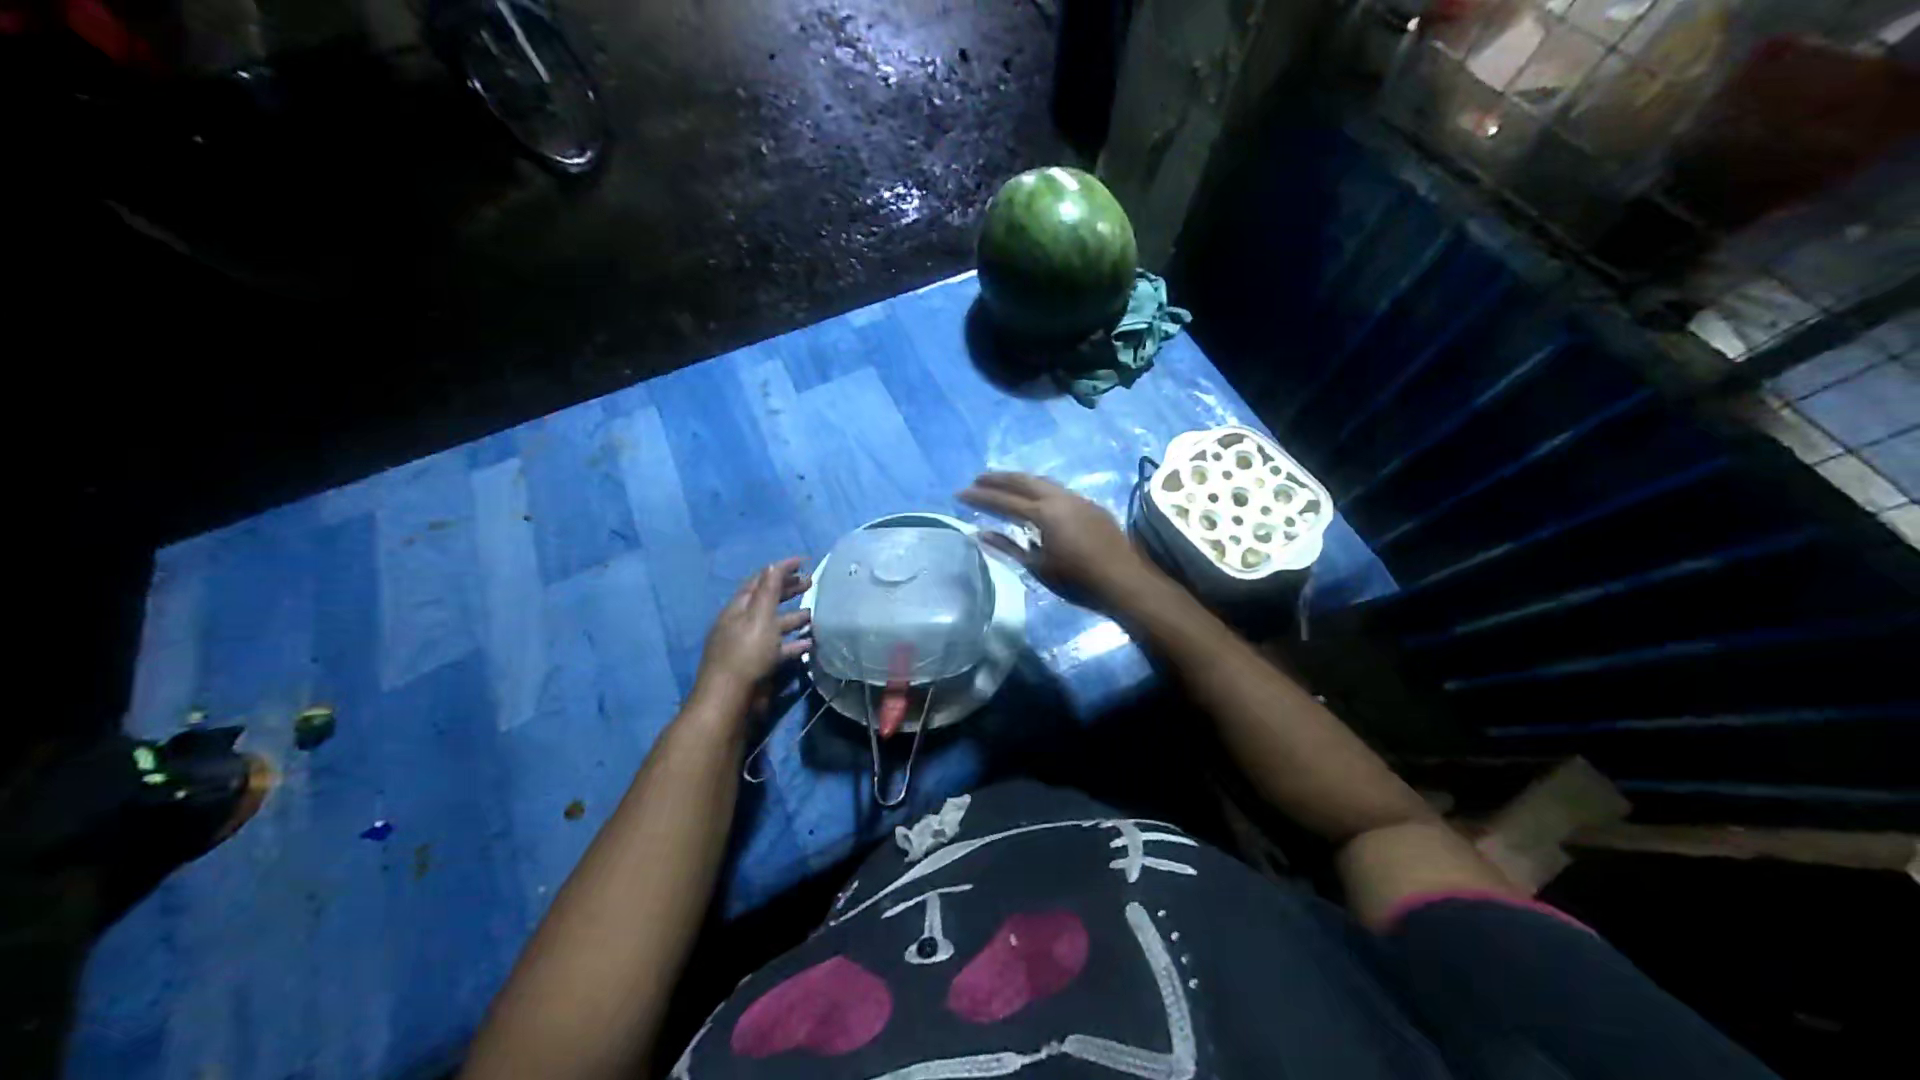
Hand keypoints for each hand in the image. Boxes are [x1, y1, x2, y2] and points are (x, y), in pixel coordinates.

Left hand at [693, 557, 811, 704]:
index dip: (780, 569)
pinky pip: (778, 649)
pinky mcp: (757, 666)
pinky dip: (793, 644)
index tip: (803, 561)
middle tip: (812, 584)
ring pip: (774, 626)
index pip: (759, 581)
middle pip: (767, 601)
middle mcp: (741, 624)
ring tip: (815, 615)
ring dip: (794, 618)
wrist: (730, 699)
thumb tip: (774, 566)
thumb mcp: (759, 616)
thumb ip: (768, 591)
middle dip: (788, 591)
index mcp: (738, 608)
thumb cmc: (746, 653)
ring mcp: (749, 646)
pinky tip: (809, 644)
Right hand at [958, 472, 1155, 609]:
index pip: (1004, 501)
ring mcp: (1079, 500)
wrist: (1125, 581)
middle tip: (978, 479)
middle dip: (999, 478)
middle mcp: (1061, 499)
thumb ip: (1009, 547)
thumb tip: (981, 534)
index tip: (959, 493)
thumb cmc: (1078, 581)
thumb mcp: (1038, 568)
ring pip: (1044, 482)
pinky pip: (1059, 490)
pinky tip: (1037, 499)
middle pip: (1024, 481)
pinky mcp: (1092, 507)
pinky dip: (1040, 489)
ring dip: (1021, 480)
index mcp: (1044, 514)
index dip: (980, 497)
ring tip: (1004, 483)